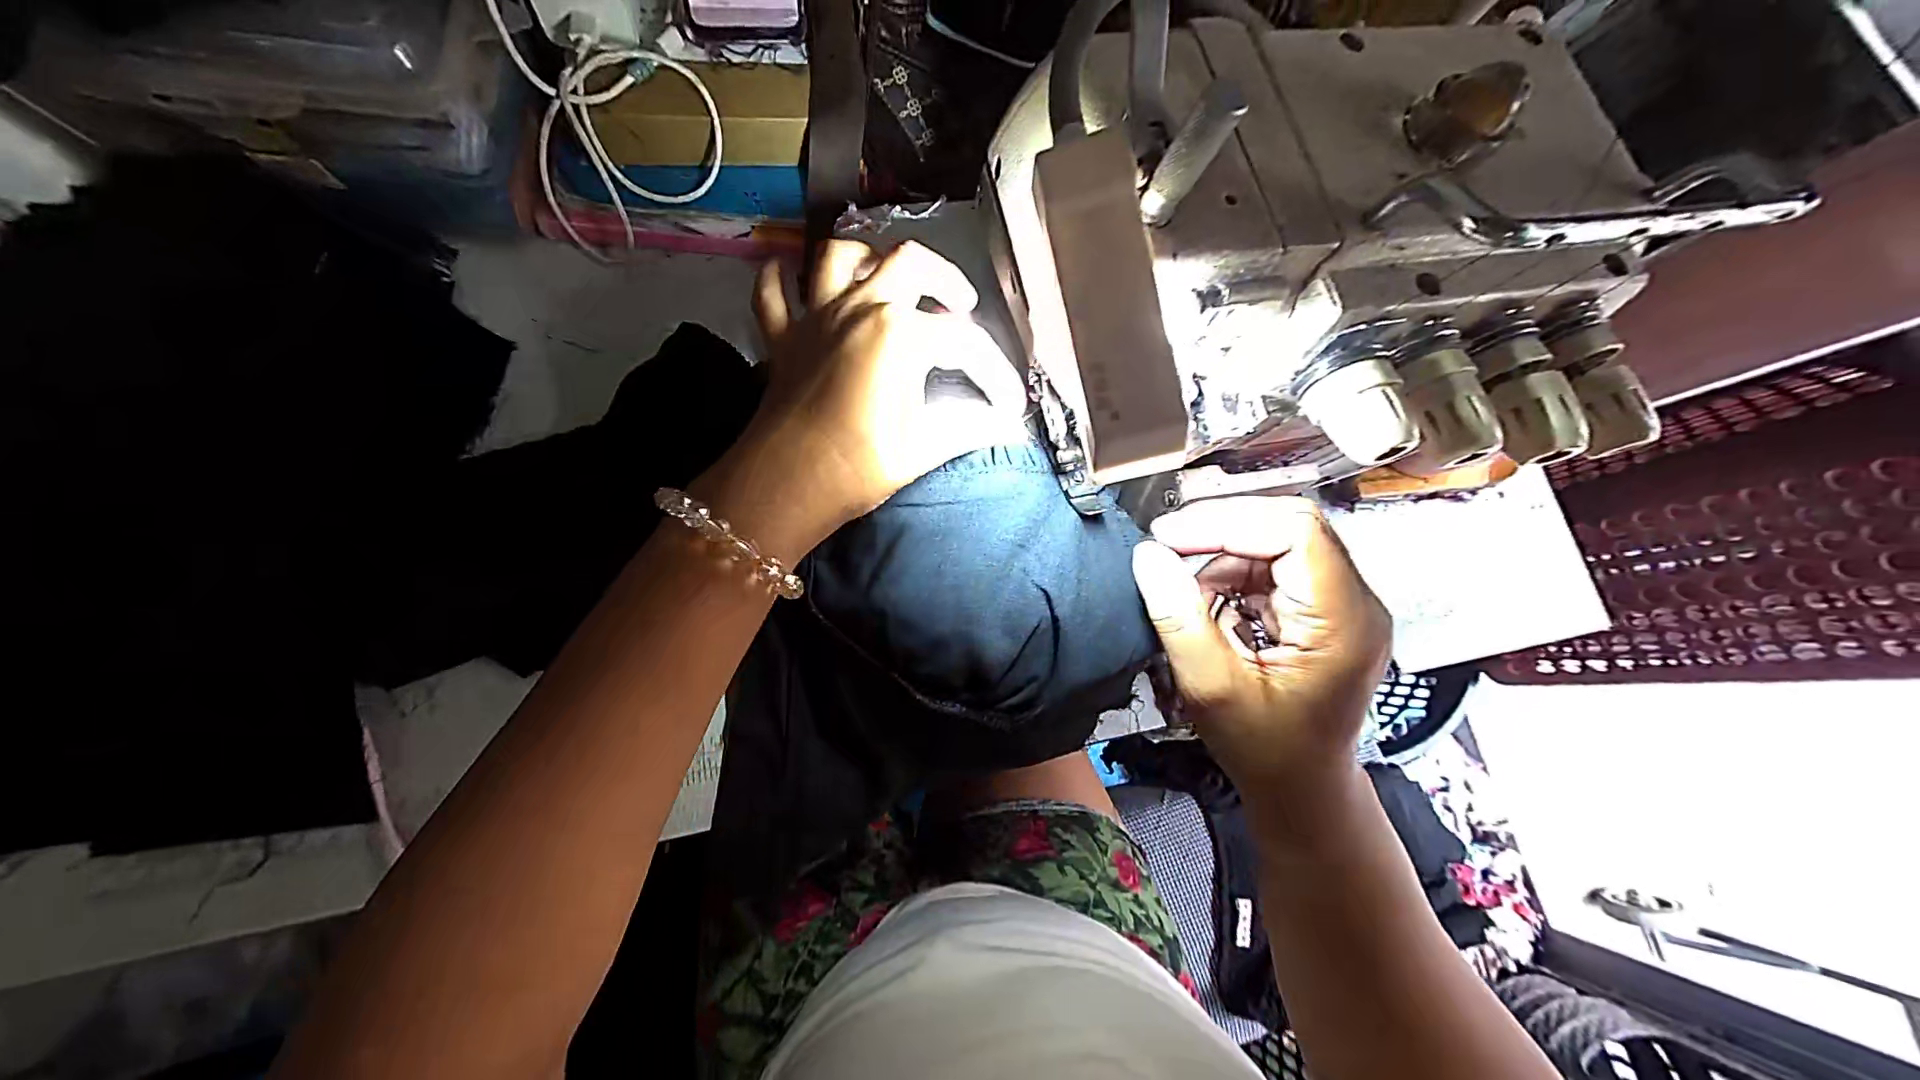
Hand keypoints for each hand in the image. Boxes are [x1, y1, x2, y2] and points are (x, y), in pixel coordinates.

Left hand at [693, 239, 1026, 561]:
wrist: (784, 487)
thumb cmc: (855, 468)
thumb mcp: (921, 448)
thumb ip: (968, 427)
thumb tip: (1007, 425)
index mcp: (900, 333)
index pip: (963, 341)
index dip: (993, 371)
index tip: (1009, 402)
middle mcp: (859, 308)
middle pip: (909, 262)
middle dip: (944, 279)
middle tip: (961, 306)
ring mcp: (815, 318)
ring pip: (840, 256)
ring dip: (871, 259)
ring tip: (889, 278)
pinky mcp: (781, 338)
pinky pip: (774, 292)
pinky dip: (784, 279)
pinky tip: (793, 278)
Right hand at [1131, 497, 1391, 806]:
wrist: (1300, 786)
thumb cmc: (1269, 751)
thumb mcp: (1211, 688)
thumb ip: (1178, 618)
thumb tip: (1150, 558)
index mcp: (1342, 622)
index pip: (1294, 531)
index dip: (1226, 521)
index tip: (1171, 535)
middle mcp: (1354, 604)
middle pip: (1286, 526)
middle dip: (1220, 530)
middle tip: (1169, 546)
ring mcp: (1340, 604)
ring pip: (1275, 541)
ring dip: (1222, 556)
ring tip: (1190, 595)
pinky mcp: (1321, 608)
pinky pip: (1272, 565)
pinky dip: (1231, 575)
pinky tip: (1210, 604)